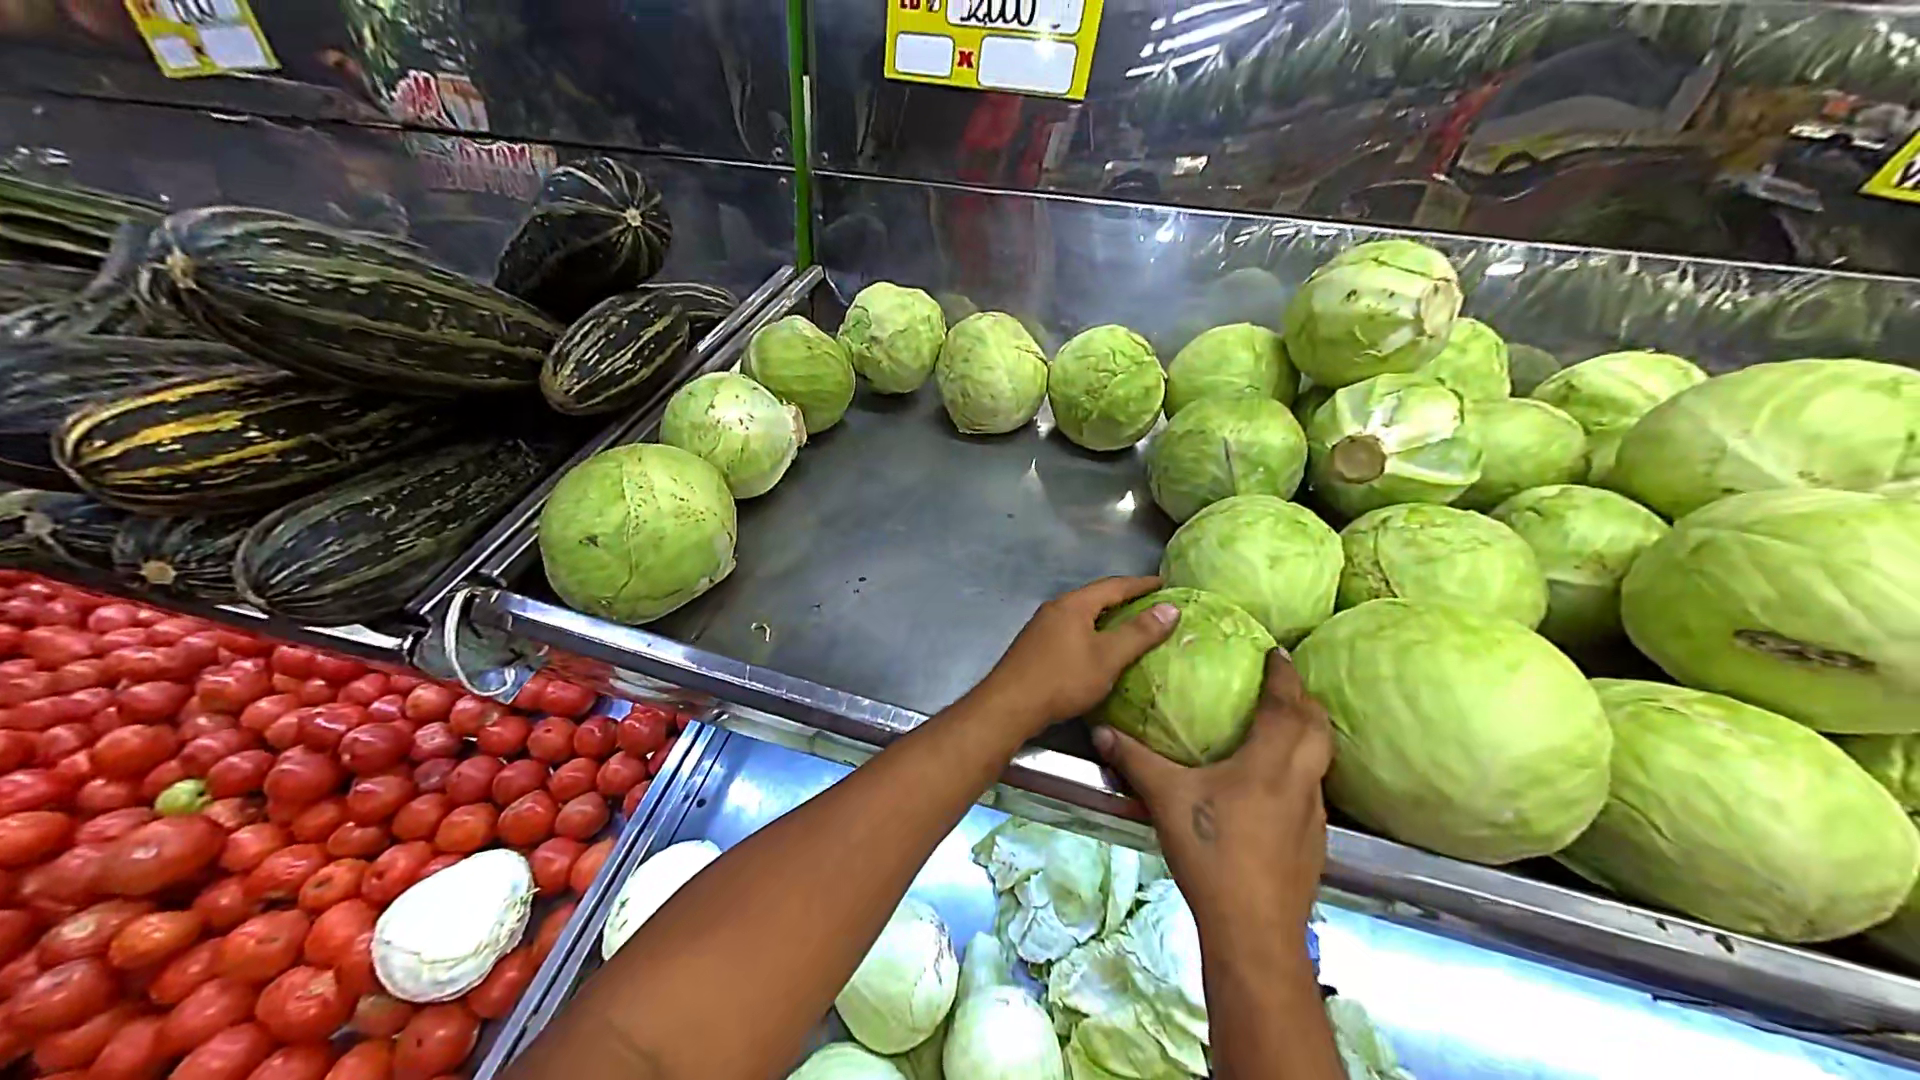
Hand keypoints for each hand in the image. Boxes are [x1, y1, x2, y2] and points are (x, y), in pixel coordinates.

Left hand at [972, 576, 1179, 738]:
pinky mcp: (1036, 645)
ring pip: (1082, 614)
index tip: (1165, 584)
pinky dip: (1092, 631)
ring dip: (1107, 616)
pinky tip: (1100, 648)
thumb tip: (1170, 607)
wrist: (1010, 705)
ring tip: (1132, 625)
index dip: (1142, 584)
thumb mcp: (1108, 657)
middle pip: (1096, 596)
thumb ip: (1139, 632)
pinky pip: (1072, 629)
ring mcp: (1042, 626)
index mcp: (1074, 604)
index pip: (1114, 585)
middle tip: (1152, 604)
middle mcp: (1056, 608)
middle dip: (1125, 598)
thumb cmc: (1062, 679)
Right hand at [1092, 652, 1332, 940]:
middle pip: (1317, 727)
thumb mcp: (1166, 799)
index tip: (1278, 652)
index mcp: (1270, 762)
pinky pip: (1314, 787)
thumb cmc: (1212, 852)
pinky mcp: (1314, 840)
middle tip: (1285, 682)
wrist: (1253, 928)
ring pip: (1320, 758)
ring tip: (1286, 723)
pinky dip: (1303, 767)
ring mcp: (1313, 813)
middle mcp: (1300, 780)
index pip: (1286, 705)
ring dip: (1309, 733)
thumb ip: (1134, 760)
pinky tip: (1277, 783)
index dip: (1284, 675)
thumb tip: (1100, 731)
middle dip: (1305, 699)